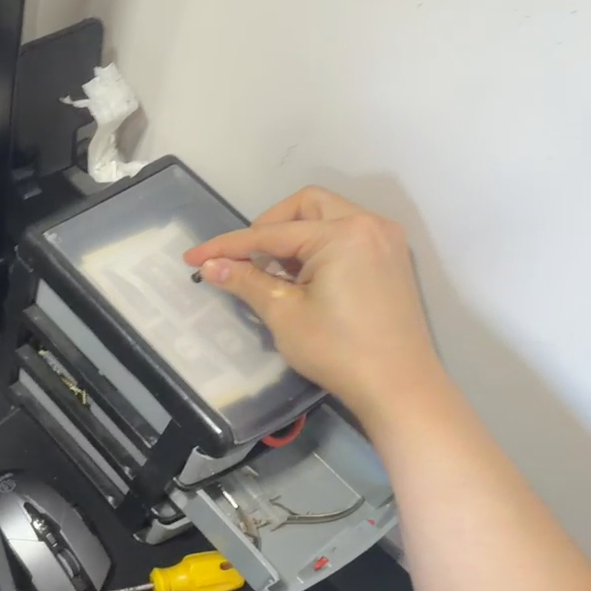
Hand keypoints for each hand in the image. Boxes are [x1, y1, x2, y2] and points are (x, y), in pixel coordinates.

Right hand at [183, 187, 446, 433]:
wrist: (396, 384)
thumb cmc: (337, 350)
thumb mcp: (283, 314)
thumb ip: (247, 281)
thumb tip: (210, 266)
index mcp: (341, 234)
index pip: (270, 233)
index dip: (227, 245)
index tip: (193, 256)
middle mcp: (368, 224)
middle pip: (305, 206)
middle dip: (267, 227)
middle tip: (244, 260)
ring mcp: (384, 240)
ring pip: (327, 218)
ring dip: (293, 237)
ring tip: (273, 272)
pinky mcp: (390, 259)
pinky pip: (346, 236)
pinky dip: (318, 247)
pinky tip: (304, 278)